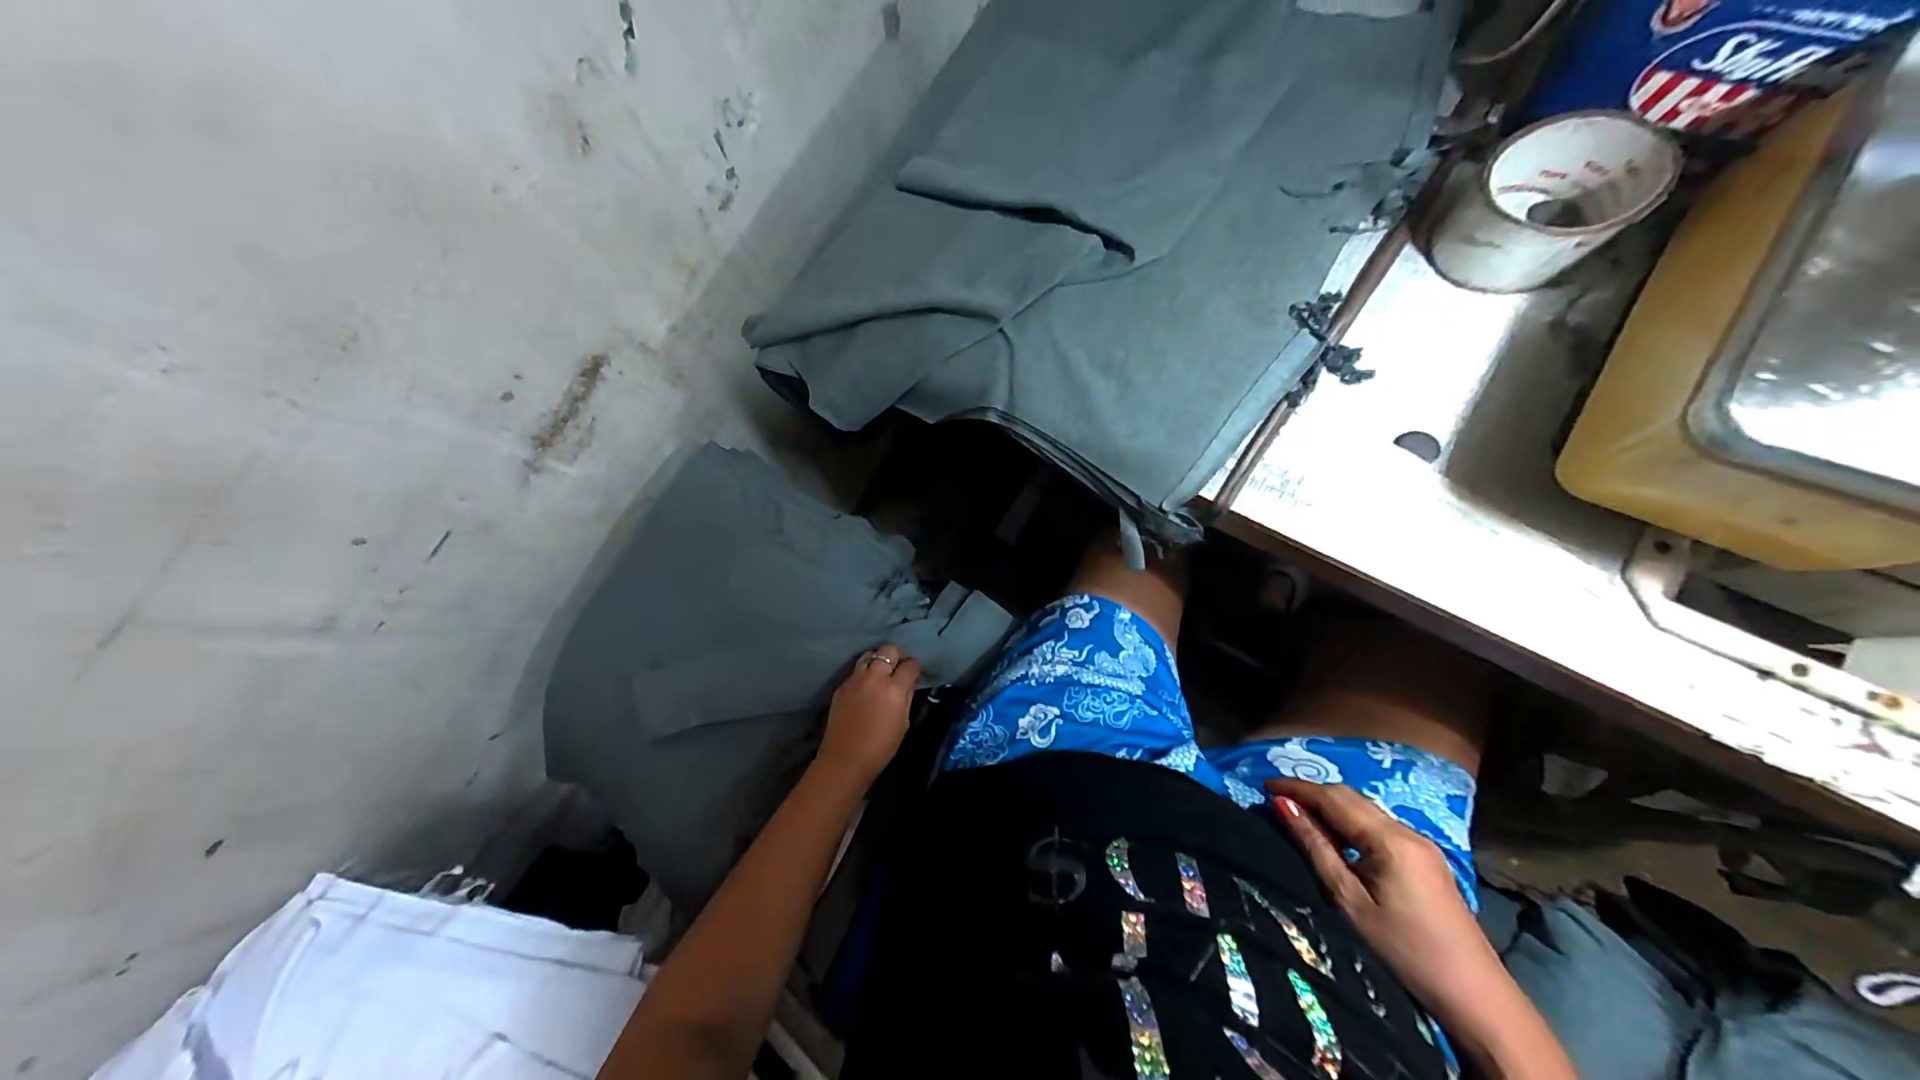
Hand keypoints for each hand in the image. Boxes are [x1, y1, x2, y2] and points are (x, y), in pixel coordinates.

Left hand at [817, 644, 919, 783]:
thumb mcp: (903, 723)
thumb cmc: (881, 746)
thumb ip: (907, 697)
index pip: (910, 664)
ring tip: (880, 674)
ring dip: (878, 661)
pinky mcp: (842, 686)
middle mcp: (874, 677)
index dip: (915, 668)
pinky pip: (856, 670)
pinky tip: (866, 687)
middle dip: (897, 656)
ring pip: (869, 655)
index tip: (914, 675)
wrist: (845, 759)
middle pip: (888, 650)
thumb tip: (910, 681)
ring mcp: (855, 679)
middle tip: (898, 669)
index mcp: (894, 688)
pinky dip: (864, 673)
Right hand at [1267, 779, 1503, 1031]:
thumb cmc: (1402, 950)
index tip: (1263, 785)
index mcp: (1389, 839)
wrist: (1475, 997)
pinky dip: (1350, 823)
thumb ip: (1315, 846)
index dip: (1296, 787)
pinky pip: (1379, 827)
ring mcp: (1422, 846)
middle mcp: (1408, 832)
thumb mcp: (1348, 899)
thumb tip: (1283, 805)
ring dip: (1331, 807)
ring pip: (1366, 811)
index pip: (1334, 798)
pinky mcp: (1427, 861)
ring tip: (1298, 814)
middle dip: (1312, 792)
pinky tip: (1335, 836)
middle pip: (1352, 798)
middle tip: (1276, 798)